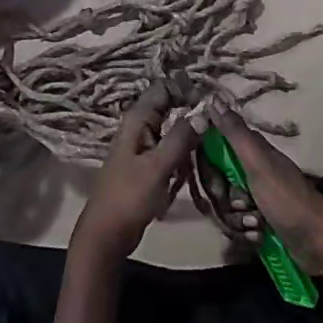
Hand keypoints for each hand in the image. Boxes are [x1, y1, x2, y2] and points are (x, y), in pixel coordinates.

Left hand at [72, 88, 199, 260]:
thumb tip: (205, 113)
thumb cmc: (129, 196)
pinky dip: (182, 156)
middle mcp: (140, 127)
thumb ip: (181, 137)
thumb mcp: (158, 166)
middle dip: (192, 114)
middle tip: (216, 126)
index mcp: (137, 120)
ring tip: (208, 149)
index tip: (210, 104)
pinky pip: (171, 151)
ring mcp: (143, 146)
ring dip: (189, 138)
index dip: (187, 90)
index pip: (164, 88)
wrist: (107, 234)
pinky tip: (192, 169)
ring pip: (173, 130)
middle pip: (170, 107)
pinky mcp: (148, 165)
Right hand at [207, 98, 322, 273]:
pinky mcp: (255, 219)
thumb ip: (234, 132)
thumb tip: (213, 98)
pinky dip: (247, 232)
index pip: (211, 152)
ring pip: (223, 207)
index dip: (207, 168)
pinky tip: (260, 235)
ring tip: (257, 223)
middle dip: (225, 200)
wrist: (317, 240)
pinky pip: (235, 225)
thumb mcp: (258, 163)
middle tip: (244, 205)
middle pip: (215, 184)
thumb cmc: (286, 197)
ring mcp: (252, 196)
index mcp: (248, 151)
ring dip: (238, 220)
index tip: (216, 182)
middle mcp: (248, 170)